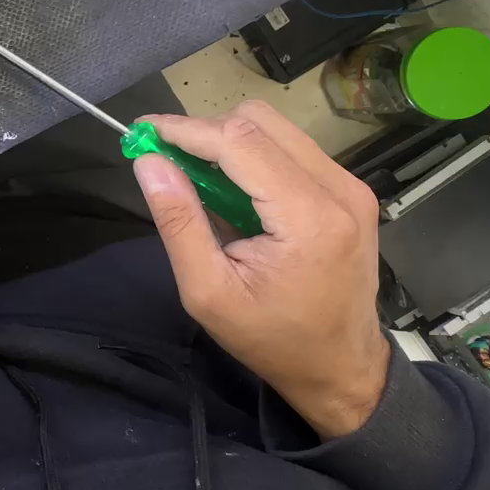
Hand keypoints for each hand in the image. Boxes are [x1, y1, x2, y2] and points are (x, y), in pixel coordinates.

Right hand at [132, 101, 388, 437]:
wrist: (340, 368)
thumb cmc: (271, 339)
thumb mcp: (207, 291)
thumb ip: (178, 222)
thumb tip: (148, 162)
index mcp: (308, 218)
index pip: (238, 142)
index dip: (183, 129)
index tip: (140, 132)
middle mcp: (338, 190)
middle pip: (258, 121)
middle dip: (204, 131)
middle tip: (166, 160)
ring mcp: (349, 187)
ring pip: (274, 128)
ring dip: (226, 141)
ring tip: (195, 178)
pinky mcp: (348, 190)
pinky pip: (289, 148)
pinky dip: (249, 156)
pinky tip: (230, 190)